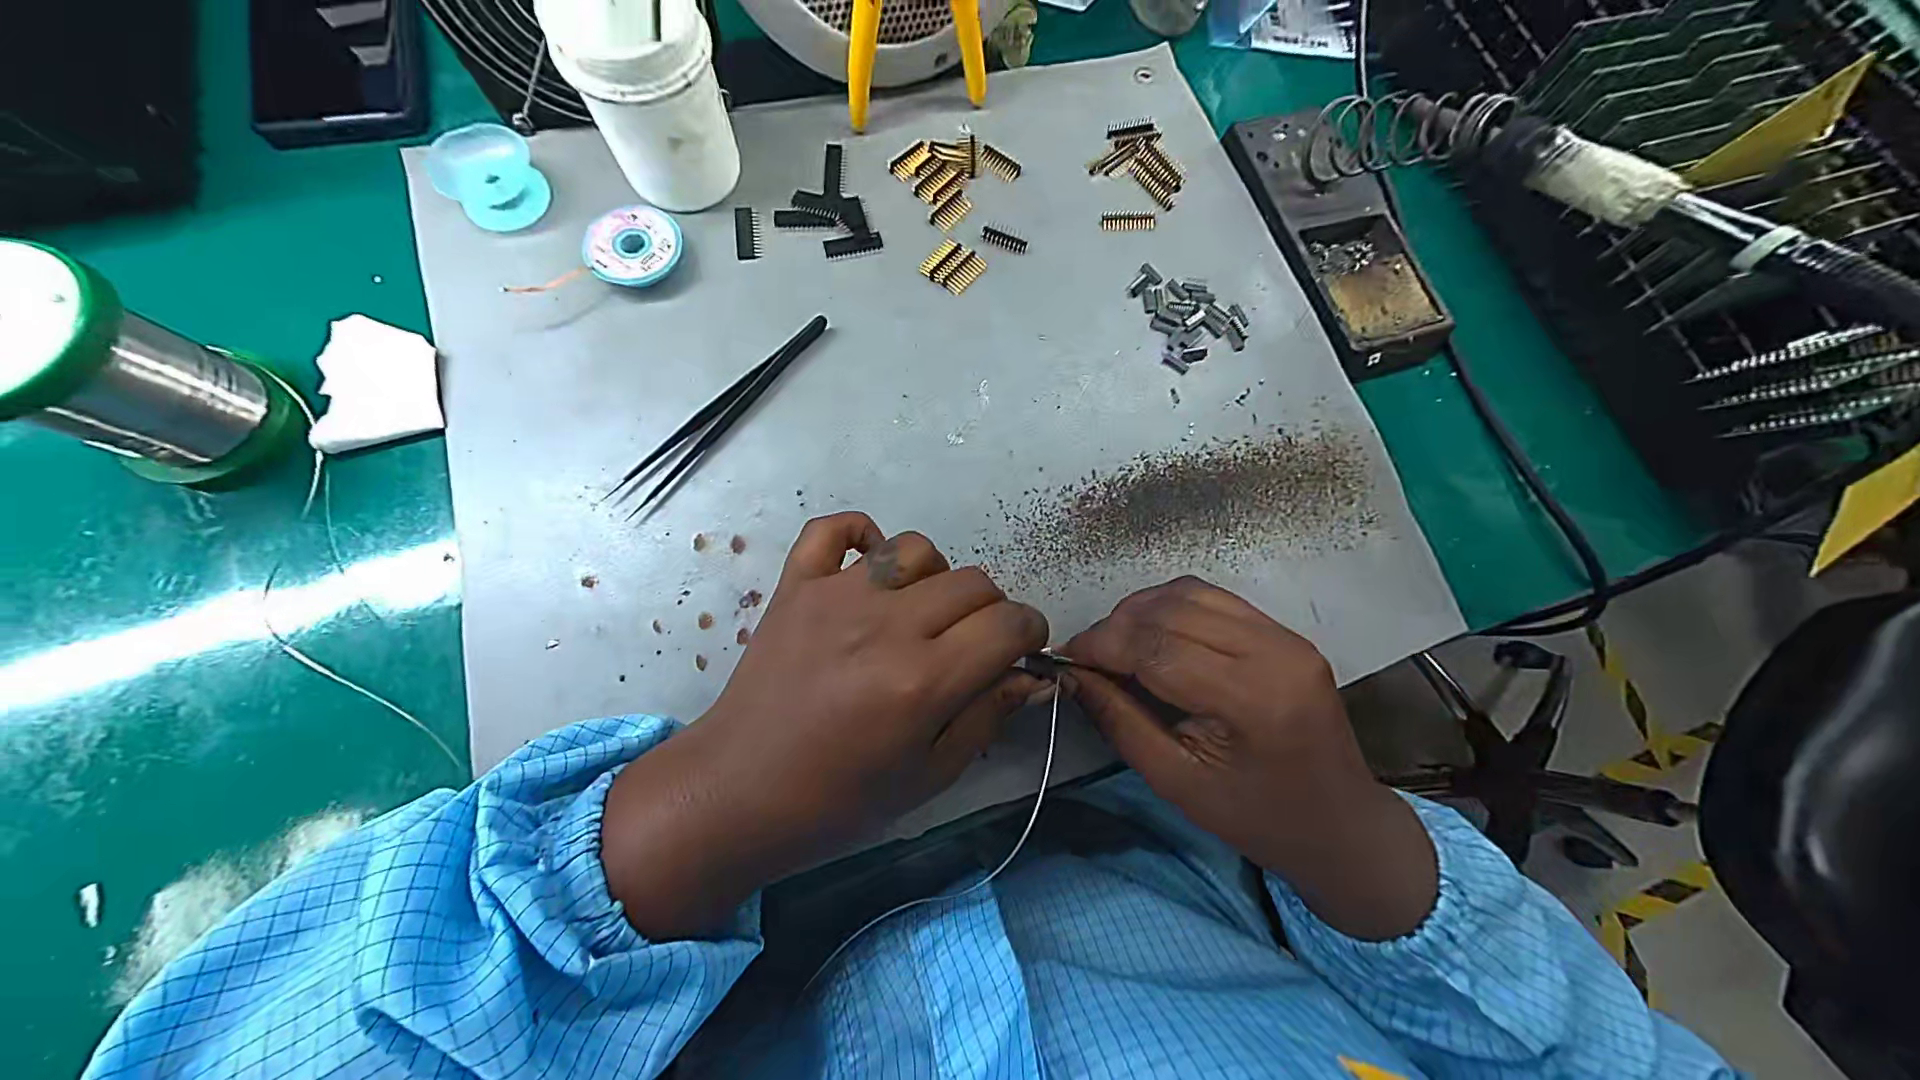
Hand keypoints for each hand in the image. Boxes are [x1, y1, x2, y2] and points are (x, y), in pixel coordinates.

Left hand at [603, 512, 1048, 938]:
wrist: (738, 792)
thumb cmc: (838, 801)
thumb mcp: (929, 775)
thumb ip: (987, 716)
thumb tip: (1031, 675)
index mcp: (923, 681)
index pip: (1008, 623)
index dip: (1030, 631)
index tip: (1022, 647)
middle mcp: (885, 625)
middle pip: (973, 582)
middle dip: (991, 610)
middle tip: (971, 642)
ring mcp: (836, 596)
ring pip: (916, 549)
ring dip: (935, 578)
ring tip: (920, 613)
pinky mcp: (795, 586)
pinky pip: (834, 528)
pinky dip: (861, 535)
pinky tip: (868, 568)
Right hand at [1063, 577, 1435, 939]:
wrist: (1341, 826)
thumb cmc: (1257, 817)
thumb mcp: (1176, 781)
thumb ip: (1119, 720)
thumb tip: (1072, 675)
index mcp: (1254, 698)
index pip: (1158, 648)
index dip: (1102, 646)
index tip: (1066, 658)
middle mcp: (1275, 651)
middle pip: (1171, 611)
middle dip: (1115, 626)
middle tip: (1086, 656)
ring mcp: (1285, 635)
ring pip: (1189, 592)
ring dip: (1140, 610)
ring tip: (1114, 643)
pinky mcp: (1284, 632)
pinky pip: (1212, 598)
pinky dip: (1169, 607)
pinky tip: (1150, 634)